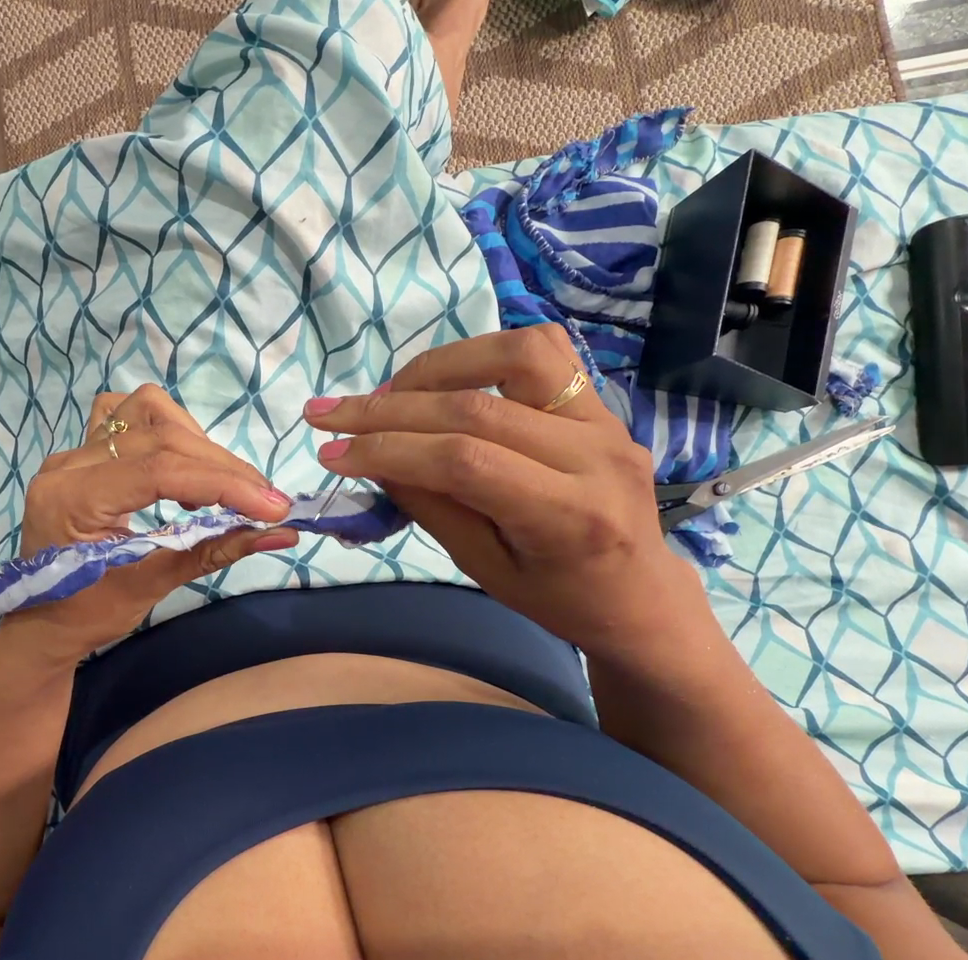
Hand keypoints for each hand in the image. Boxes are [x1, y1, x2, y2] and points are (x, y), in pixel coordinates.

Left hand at [5, 385, 296, 663]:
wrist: (42, 622)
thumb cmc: (87, 615)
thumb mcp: (150, 586)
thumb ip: (212, 550)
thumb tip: (281, 534)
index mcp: (72, 499)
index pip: (160, 471)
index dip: (223, 483)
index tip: (273, 507)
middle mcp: (67, 465)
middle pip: (159, 436)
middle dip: (221, 466)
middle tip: (263, 501)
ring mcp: (71, 454)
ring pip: (144, 412)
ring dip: (193, 441)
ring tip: (215, 487)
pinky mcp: (80, 455)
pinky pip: (124, 417)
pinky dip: (162, 431)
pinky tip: (178, 468)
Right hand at [303, 324, 706, 660]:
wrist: (639, 593)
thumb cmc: (555, 597)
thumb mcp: (483, 568)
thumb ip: (433, 507)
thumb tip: (373, 457)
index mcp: (567, 516)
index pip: (464, 462)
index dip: (388, 450)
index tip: (330, 452)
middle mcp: (595, 456)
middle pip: (477, 408)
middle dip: (388, 409)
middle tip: (328, 414)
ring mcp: (605, 420)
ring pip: (517, 355)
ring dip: (438, 367)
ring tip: (390, 392)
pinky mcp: (600, 403)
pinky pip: (542, 353)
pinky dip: (481, 355)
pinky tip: (443, 381)